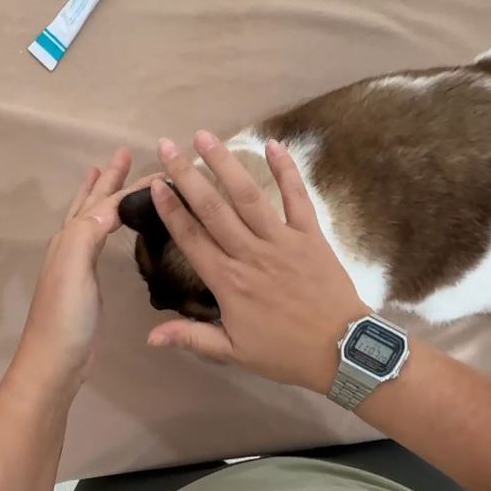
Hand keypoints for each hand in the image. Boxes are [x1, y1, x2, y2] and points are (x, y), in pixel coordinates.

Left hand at [13, 147, 150, 391]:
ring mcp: (76, 266)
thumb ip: (87, 232)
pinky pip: (95, 242)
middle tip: (124, 153)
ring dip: (99, 196)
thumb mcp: (74, 268)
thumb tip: (109, 206)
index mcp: (70, 239)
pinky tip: (106, 230)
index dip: (129, 186)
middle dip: (108, 179)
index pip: (104, 203)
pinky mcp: (85, 285)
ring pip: (90, 220)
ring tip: (104, 175)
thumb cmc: (66, 316)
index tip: (160, 171)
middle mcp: (70, 247)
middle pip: (91, 204)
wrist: (54, 362)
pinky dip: (103, 226)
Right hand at [146, 132, 369, 392]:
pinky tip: (273, 145)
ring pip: (247, 196)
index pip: (192, 238)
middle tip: (168, 147)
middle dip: (187, 176)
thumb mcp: (233, 352)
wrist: (340, 351)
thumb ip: (191, 337)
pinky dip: (287, 170)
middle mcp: (250, 254)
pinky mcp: (311, 236)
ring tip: (204, 137)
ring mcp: (282, 241)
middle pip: (212, 209)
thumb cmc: (284, 354)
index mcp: (228, 282)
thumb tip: (151, 337)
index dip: (171, 210)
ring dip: (225, 164)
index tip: (155, 184)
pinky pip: (297, 198)